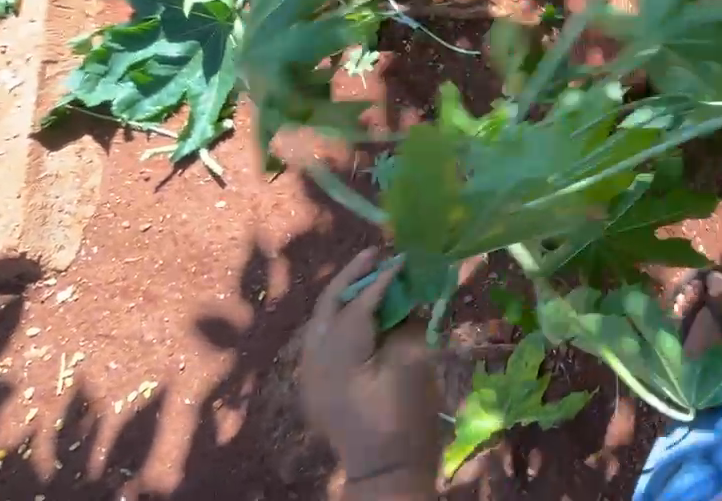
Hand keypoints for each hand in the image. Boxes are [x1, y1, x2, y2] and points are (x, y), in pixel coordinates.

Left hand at [300, 248, 440, 494]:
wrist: (388, 468)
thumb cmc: (407, 414)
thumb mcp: (411, 361)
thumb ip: (405, 321)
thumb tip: (406, 290)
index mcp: (338, 358)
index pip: (359, 305)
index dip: (382, 278)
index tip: (403, 256)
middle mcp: (314, 362)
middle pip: (327, 307)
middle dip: (352, 277)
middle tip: (377, 253)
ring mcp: (310, 376)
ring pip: (322, 321)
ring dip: (346, 295)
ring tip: (373, 274)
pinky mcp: (317, 385)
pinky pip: (324, 339)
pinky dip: (343, 317)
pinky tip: (365, 309)